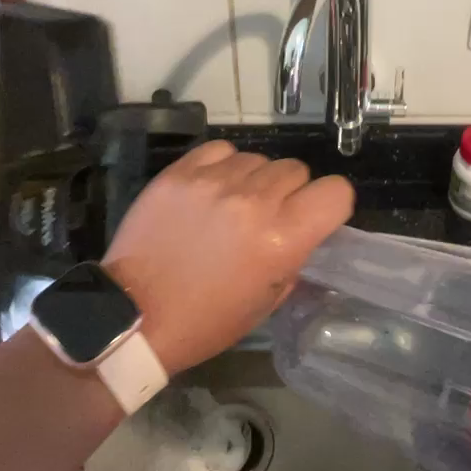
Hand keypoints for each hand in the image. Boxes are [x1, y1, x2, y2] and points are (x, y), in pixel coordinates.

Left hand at [101, 140, 353, 373]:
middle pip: (296, 170)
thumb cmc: (207, 320)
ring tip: (233, 206)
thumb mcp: (268, 300)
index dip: (331, 204)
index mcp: (282, 239)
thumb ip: (295, 256)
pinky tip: (212, 190)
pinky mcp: (180, 173)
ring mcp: (214, 182)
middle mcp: (253, 201)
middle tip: (267, 218)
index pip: (336, 192)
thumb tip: (303, 230)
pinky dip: (223, 166)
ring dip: (255, 180)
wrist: (135, 317)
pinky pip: (220, 150)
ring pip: (259, 158)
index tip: (316, 217)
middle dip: (290, 193)